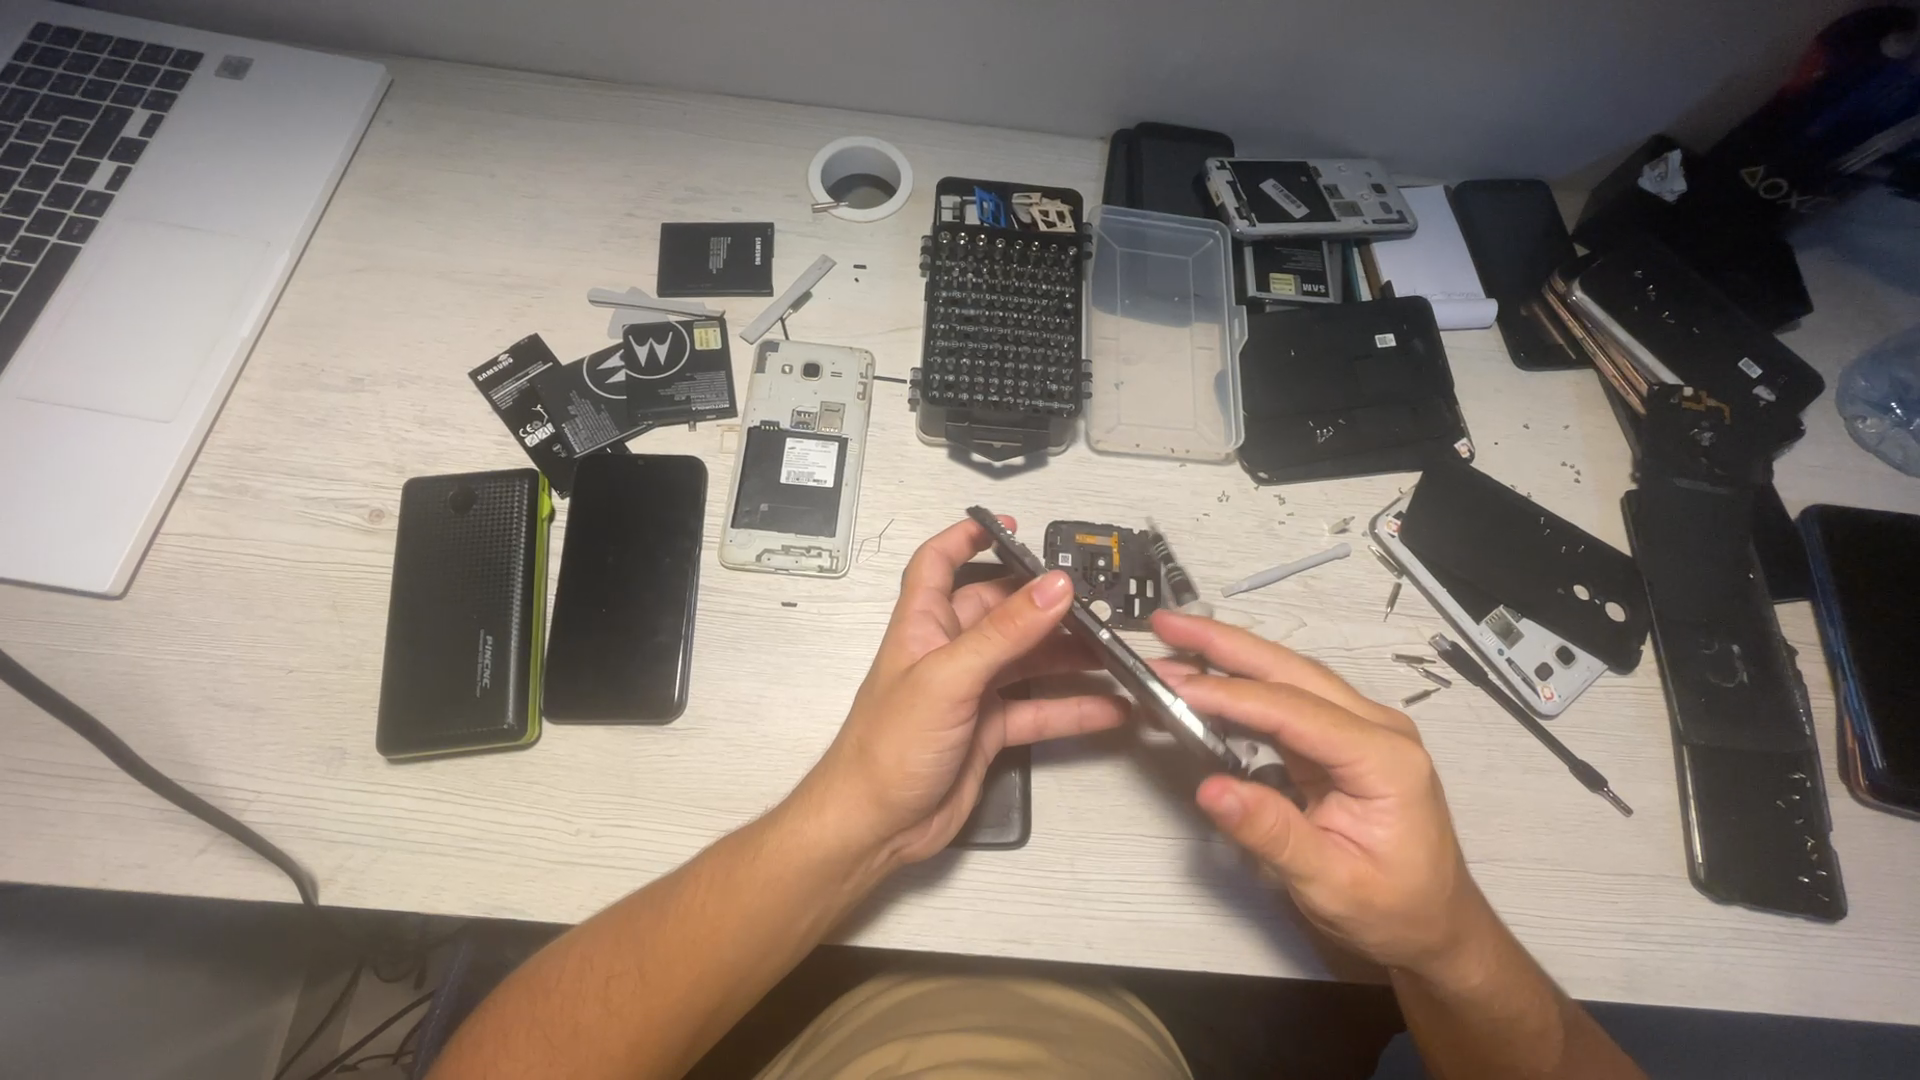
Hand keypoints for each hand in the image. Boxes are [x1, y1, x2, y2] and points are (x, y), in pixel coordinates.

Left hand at [797, 516, 1127, 866]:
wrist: (876, 826)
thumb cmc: (888, 746)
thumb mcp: (948, 679)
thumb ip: (1004, 633)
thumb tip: (1054, 586)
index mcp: (924, 625)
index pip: (938, 563)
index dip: (966, 537)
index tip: (1007, 525)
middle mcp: (949, 651)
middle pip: (1001, 612)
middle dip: (1044, 605)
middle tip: (1093, 602)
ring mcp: (971, 692)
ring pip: (1028, 661)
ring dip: (1069, 657)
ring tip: (1114, 653)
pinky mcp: (989, 730)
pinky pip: (1038, 709)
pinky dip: (1072, 708)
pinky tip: (1110, 709)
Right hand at [1151, 610, 1496, 976]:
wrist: (1436, 926)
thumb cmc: (1393, 911)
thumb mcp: (1330, 885)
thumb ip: (1271, 833)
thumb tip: (1209, 790)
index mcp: (1384, 758)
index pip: (1294, 710)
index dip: (1231, 695)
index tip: (1173, 686)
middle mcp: (1376, 727)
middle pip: (1291, 670)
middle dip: (1223, 642)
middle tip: (1166, 623)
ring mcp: (1359, 727)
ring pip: (1287, 673)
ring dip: (1227, 654)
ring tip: (1174, 638)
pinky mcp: (1339, 736)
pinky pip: (1285, 697)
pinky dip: (1240, 682)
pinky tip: (1206, 674)